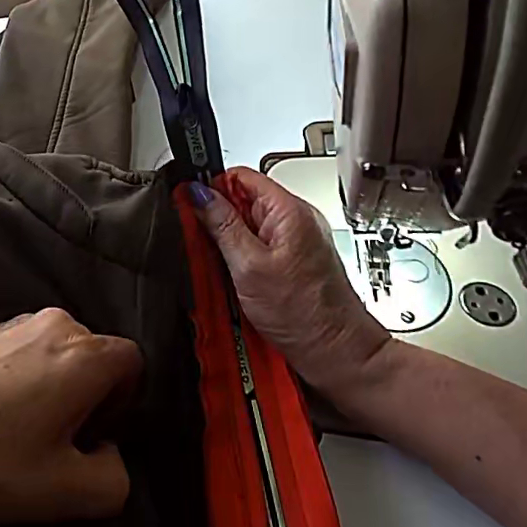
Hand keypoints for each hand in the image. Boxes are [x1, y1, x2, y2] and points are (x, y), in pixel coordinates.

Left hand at [0, 309, 140, 526]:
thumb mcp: (62, 493)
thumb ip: (114, 480)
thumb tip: (107, 452)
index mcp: (85, 354)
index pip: (133, 363)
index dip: (122, 403)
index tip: (87, 438)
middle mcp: (56, 324)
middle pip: (96, 356)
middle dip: (87, 398)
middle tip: (48, 444)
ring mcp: (12, 322)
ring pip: (58, 353)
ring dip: (52, 389)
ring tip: (9, 434)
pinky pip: (23, 351)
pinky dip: (20, 379)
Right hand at [189, 167, 391, 400]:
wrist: (334, 350)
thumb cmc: (305, 314)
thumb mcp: (248, 267)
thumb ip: (221, 226)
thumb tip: (199, 194)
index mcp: (289, 210)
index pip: (241, 176)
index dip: (212, 187)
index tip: (192, 204)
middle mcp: (297, 219)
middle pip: (243, 201)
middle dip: (219, 221)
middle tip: (209, 249)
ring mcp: (296, 239)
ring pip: (249, 226)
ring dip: (230, 244)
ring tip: (229, 272)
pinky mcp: (294, 259)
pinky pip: (259, 247)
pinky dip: (243, 260)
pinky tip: (240, 281)